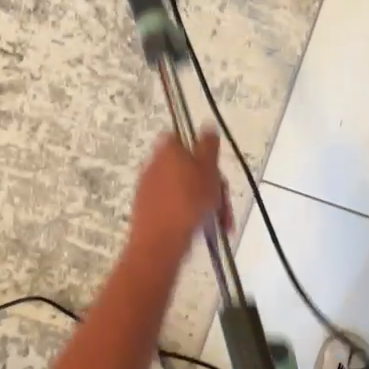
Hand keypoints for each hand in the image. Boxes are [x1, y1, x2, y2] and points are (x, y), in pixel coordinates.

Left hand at [129, 129, 226, 255]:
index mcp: (167, 149)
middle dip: (209, 185)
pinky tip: (201, 229)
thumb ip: (209, 147)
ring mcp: (147, 188)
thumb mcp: (208, 171)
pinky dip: (188, 214)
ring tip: (218, 222)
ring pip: (183, 190)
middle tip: (223, 203)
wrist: (160, 242)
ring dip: (203, 203)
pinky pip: (173, 207)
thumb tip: (208, 125)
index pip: (182, 138)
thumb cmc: (189, 202)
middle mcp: (153, 164)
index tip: (214, 170)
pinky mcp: (146, 211)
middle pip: (186, 168)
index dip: (200, 152)